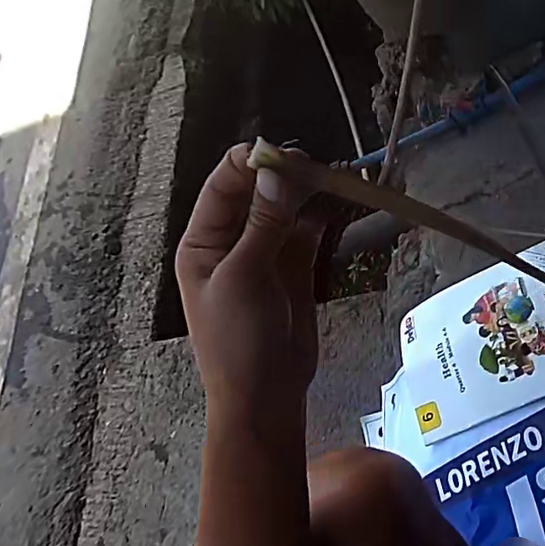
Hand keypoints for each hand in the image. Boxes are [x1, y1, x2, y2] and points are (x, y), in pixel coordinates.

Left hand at [176, 143, 323, 419]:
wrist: (266, 392)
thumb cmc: (238, 340)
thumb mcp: (244, 279)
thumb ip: (263, 226)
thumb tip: (277, 176)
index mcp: (204, 242)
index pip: (224, 188)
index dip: (251, 166)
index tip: (285, 153)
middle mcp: (235, 242)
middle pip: (260, 195)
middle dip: (287, 177)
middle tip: (320, 164)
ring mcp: (268, 255)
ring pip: (288, 212)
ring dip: (311, 194)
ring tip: (340, 176)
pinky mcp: (296, 270)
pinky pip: (309, 234)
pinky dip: (324, 218)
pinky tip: (340, 204)